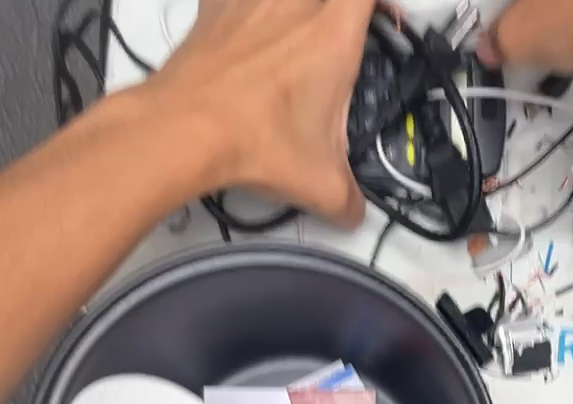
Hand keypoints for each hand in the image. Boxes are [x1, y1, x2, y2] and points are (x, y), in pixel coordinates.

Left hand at [142, 0, 375, 225]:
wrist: (189, 128)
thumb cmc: (260, 143)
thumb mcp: (323, 188)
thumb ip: (351, 201)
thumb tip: (355, 213)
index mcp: (334, 35)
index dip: (382, 2)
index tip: (383, 21)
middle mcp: (296, 3)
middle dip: (339, 9)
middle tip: (341, 35)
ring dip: (294, 12)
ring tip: (296, 36)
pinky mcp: (215, 4)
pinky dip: (250, 10)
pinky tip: (251, 34)